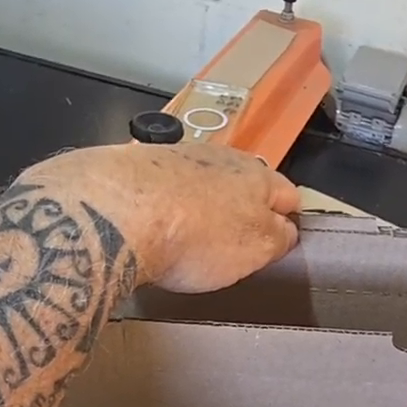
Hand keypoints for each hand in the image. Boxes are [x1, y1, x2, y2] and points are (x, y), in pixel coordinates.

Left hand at [20, 142, 300, 292]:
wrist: (119, 211)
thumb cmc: (198, 236)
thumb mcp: (255, 250)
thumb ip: (277, 239)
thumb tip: (286, 230)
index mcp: (258, 176)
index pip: (288, 193)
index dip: (288, 216)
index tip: (282, 236)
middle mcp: (220, 157)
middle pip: (243, 182)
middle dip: (244, 206)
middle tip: (238, 238)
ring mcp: (176, 156)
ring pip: (203, 180)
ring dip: (204, 202)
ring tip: (194, 234)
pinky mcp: (137, 165)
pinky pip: (164, 186)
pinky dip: (167, 204)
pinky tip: (157, 225)